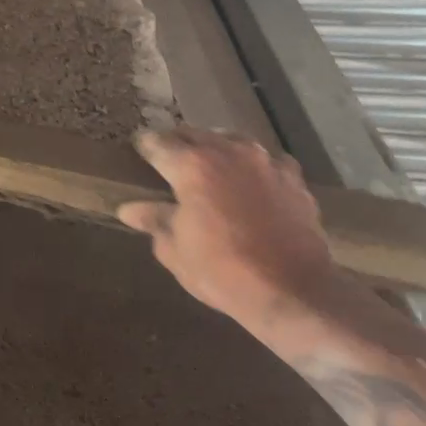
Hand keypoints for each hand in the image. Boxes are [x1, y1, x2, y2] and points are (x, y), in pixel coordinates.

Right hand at [115, 128, 341, 339]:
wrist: (292, 290)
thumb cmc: (221, 270)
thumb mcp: (173, 249)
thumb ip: (153, 220)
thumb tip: (130, 209)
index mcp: (192, 166)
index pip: (158, 143)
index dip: (143, 145)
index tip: (136, 148)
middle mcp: (229, 152)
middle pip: (195, 134)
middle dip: (178, 143)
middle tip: (166, 158)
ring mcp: (266, 163)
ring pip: (232, 141)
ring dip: (215, 149)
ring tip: (207, 164)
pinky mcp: (294, 179)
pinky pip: (266, 161)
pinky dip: (252, 166)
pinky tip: (249, 181)